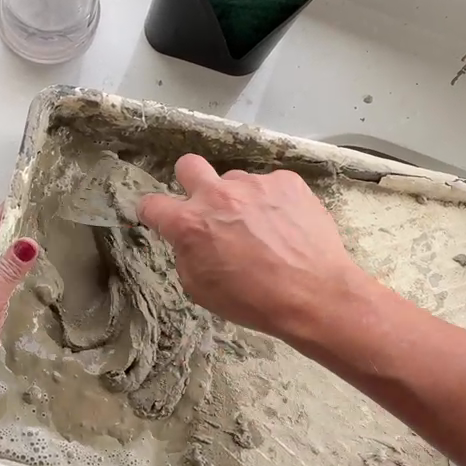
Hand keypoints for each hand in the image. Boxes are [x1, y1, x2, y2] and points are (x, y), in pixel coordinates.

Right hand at [137, 154, 370, 341]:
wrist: (313, 295)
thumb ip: (186, 254)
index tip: (158, 218)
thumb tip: (190, 240)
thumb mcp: (200, 288)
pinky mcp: (286, 182)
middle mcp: (217, 195)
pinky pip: (269, 185)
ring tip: (259, 228)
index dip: (152, 212)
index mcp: (189, 224)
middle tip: (205, 205)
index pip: (151, 204)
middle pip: (187, 165)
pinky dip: (271, 202)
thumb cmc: (251, 301)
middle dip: (189, 181)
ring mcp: (254, 184)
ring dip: (237, 199)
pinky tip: (284, 226)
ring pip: (234, 181)